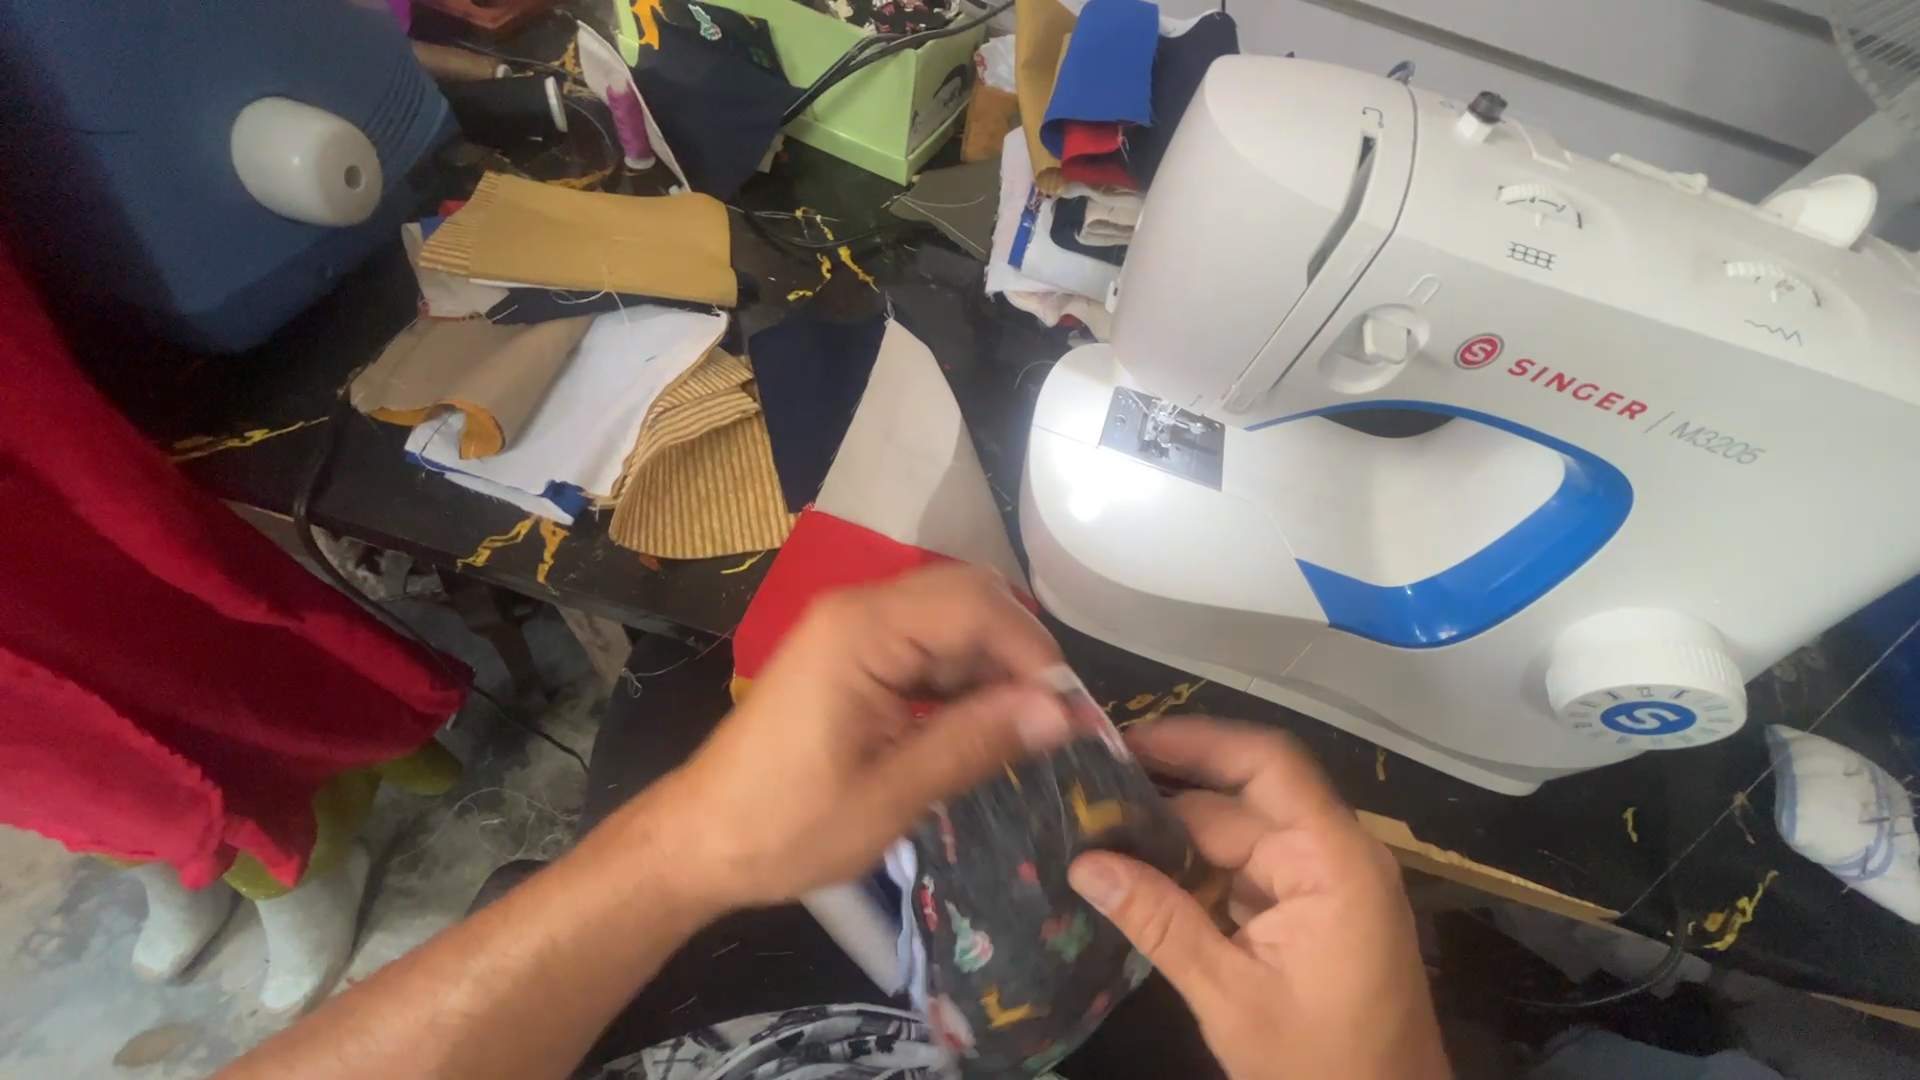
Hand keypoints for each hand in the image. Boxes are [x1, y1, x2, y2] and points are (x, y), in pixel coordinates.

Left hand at [630, 565, 1075, 911]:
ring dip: (992, 667)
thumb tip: (1062, 711)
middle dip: (1017, 654)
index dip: (1033, 651)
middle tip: (1048, 721)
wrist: (699, 839)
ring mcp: (853, 626)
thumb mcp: (891, 796)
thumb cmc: (785, 826)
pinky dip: (960, 677)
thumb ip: (976, 742)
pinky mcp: (852, 651)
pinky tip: (976, 723)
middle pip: (967, 598)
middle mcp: (859, 609)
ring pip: (951, 619)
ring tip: (1020, 731)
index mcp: (862, 630)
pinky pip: (925, 644)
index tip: (1068, 713)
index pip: (975, 604)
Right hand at [1068, 719, 1449, 1079]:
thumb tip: (1082, 864)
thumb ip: (1158, 922)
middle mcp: (1328, 853)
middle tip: (1089, 789)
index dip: (1197, 740)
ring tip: (1097, 824)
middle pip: (1236, 799)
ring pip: (1230, 832)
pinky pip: (1236, 867)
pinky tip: (1135, 867)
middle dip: (1163, 794)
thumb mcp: (1231, 998)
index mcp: (1332, 861)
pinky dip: (1189, 867)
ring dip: (1169, 832)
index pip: (1266, 765)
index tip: (1129, 741)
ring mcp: (1315, 880)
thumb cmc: (1326, 1075)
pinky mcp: (1300, 907)